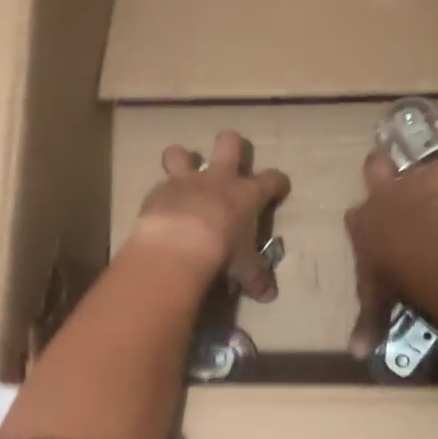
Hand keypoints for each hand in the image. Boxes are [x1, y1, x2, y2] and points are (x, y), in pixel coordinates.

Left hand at [136, 130, 291, 300]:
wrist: (178, 246)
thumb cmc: (222, 253)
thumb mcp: (245, 269)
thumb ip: (256, 278)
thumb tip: (269, 295)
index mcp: (247, 194)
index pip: (272, 179)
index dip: (278, 182)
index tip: (279, 188)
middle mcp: (217, 179)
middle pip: (229, 142)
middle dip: (232, 145)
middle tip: (230, 159)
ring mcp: (185, 181)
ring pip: (180, 152)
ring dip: (181, 160)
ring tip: (181, 172)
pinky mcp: (158, 192)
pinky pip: (159, 186)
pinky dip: (161, 196)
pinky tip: (161, 209)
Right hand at [345, 151, 437, 355]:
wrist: (424, 239)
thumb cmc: (391, 270)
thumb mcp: (378, 298)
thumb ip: (370, 320)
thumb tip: (355, 353)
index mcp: (363, 224)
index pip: (353, 218)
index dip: (361, 222)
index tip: (367, 228)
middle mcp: (385, 194)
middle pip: (374, 167)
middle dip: (379, 170)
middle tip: (390, 179)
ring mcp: (418, 179)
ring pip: (419, 164)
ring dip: (429, 173)